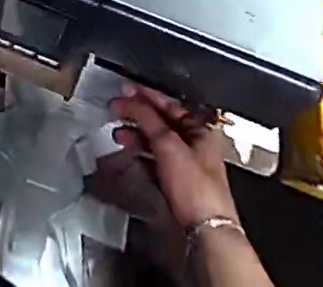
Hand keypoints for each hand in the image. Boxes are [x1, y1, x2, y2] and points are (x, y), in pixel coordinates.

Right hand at [109, 85, 237, 228]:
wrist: (205, 232)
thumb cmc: (196, 187)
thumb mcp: (169, 145)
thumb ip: (148, 119)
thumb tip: (131, 100)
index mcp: (199, 128)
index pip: (169, 103)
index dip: (146, 95)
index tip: (126, 90)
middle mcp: (194, 142)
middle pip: (161, 121)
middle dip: (137, 115)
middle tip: (116, 109)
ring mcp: (186, 163)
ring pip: (156, 141)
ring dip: (136, 134)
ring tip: (118, 132)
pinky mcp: (177, 182)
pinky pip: (155, 160)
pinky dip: (141, 155)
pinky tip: (129, 153)